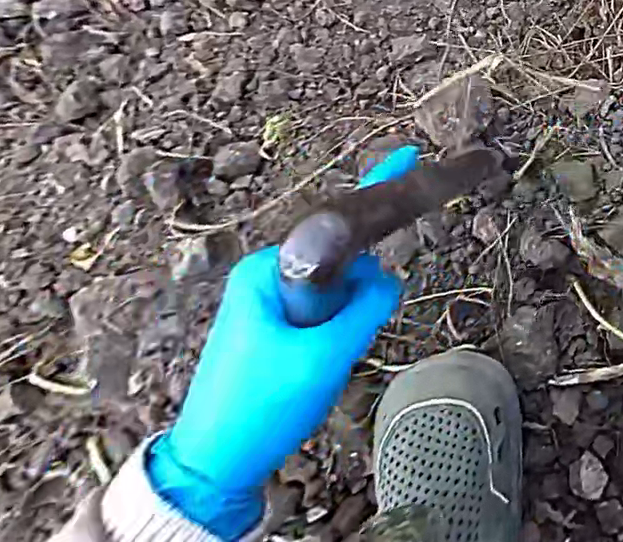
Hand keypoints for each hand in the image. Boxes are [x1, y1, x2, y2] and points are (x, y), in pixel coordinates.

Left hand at [148, 149, 410, 538]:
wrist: (213, 468)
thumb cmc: (263, 405)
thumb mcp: (327, 353)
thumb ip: (370, 303)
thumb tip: (387, 279)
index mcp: (269, 270)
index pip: (337, 220)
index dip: (379, 186)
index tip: (410, 154)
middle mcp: (268, 273)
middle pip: (348, 257)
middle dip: (360, 292)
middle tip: (346, 336)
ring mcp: (271, 297)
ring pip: (344, 284)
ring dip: (352, 314)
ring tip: (328, 356)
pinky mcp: (278, 319)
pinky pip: (330, 304)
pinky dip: (343, 323)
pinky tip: (332, 352)